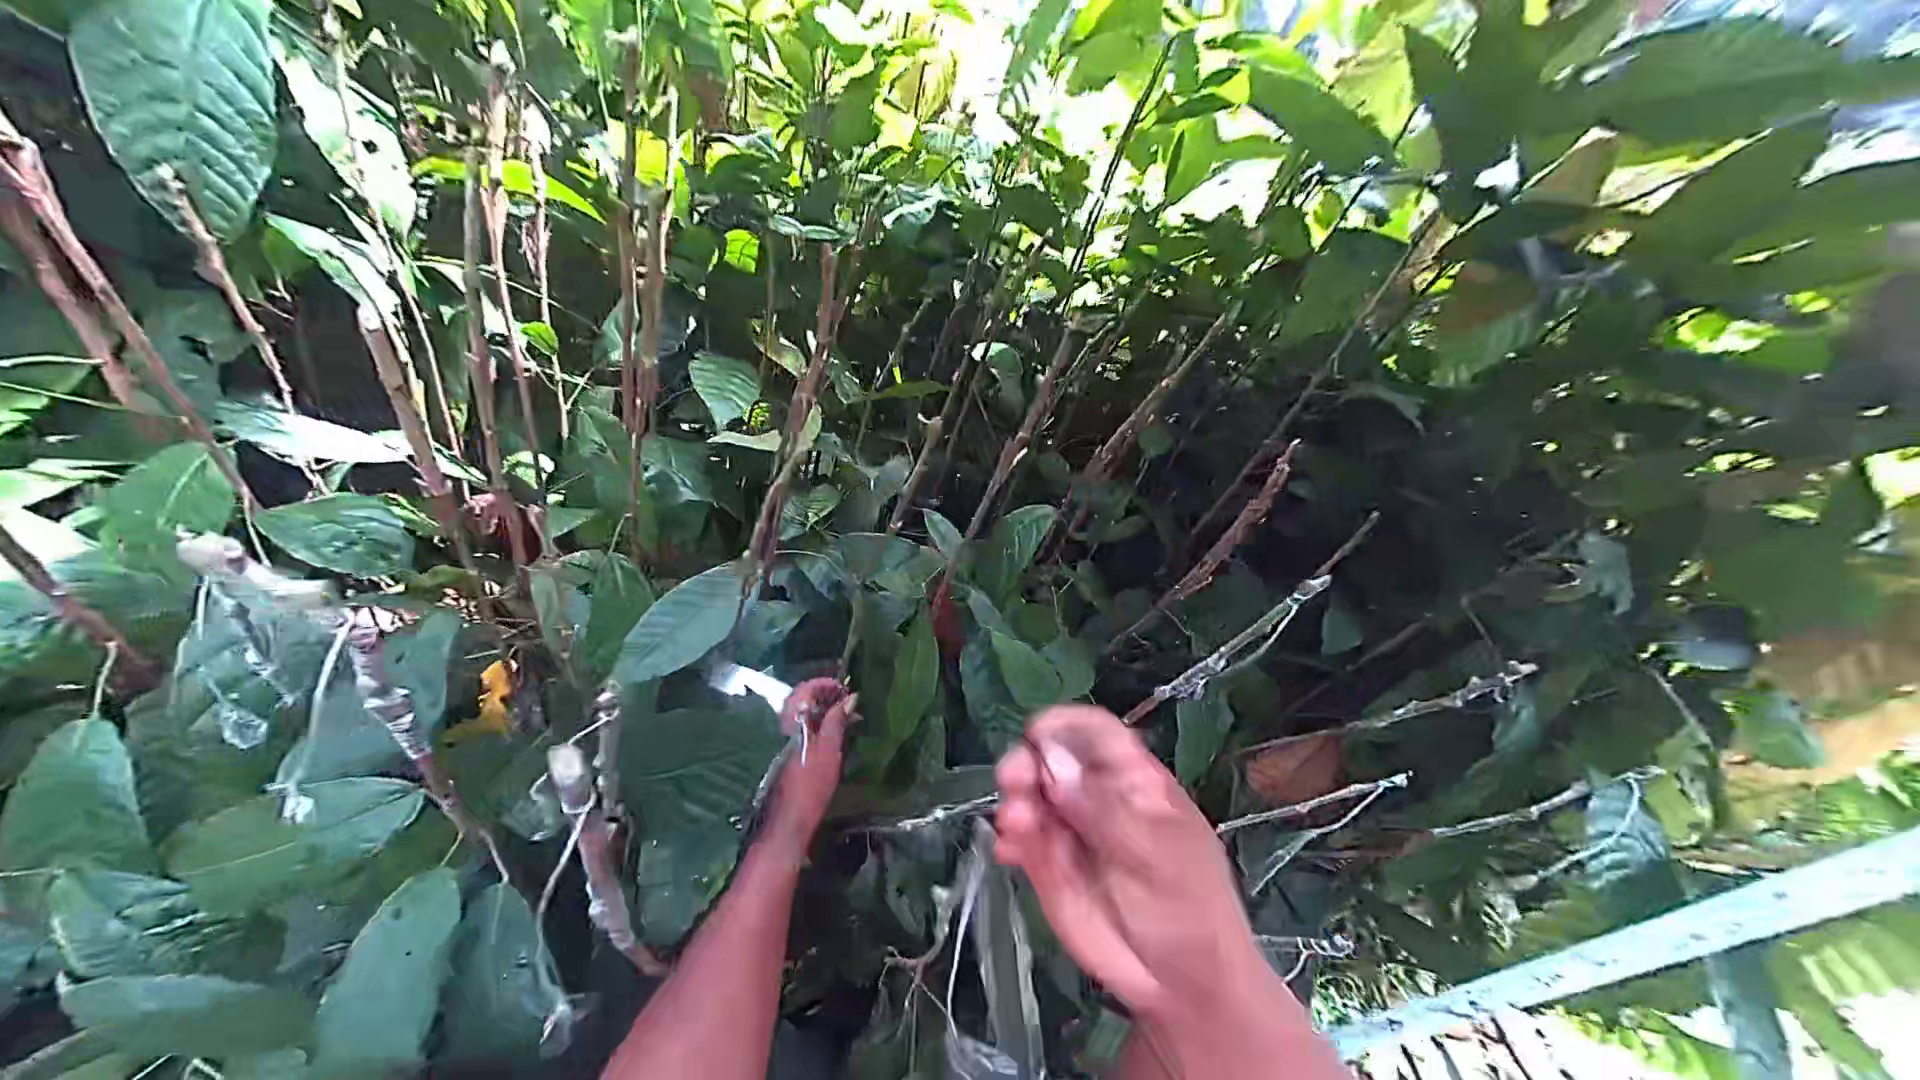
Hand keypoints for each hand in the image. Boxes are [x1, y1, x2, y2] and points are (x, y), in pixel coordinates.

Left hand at [765, 678, 857, 850]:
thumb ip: (837, 720)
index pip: (805, 689)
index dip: (825, 684)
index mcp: (792, 721)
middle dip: (828, 695)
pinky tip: (837, 733)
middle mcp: (785, 726)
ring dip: (826, 710)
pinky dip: (821, 725)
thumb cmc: (811, 784)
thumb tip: (851, 697)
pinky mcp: (790, 753)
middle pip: (804, 699)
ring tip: (849, 716)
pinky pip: (805, 728)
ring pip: (805, 715)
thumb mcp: (830, 749)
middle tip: (850, 700)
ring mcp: (786, 740)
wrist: (791, 820)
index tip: (845, 688)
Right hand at [995, 707, 1341, 1077]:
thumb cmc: (1189, 908)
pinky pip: (1020, 838)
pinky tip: (1008, 850)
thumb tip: (1056, 770)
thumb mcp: (1158, 853)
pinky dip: (1008, 837)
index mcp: (1132, 779)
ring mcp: (1068, 827)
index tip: (1037, 731)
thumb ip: (1105, 811)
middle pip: (1051, 758)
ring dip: (1015, 799)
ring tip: (1015, 824)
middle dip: (1028, 761)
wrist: (1181, 984)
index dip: (1067, 724)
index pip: (1096, 733)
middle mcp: (1094, 794)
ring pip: (1030, 795)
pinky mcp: (1047, 863)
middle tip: (1014, 779)